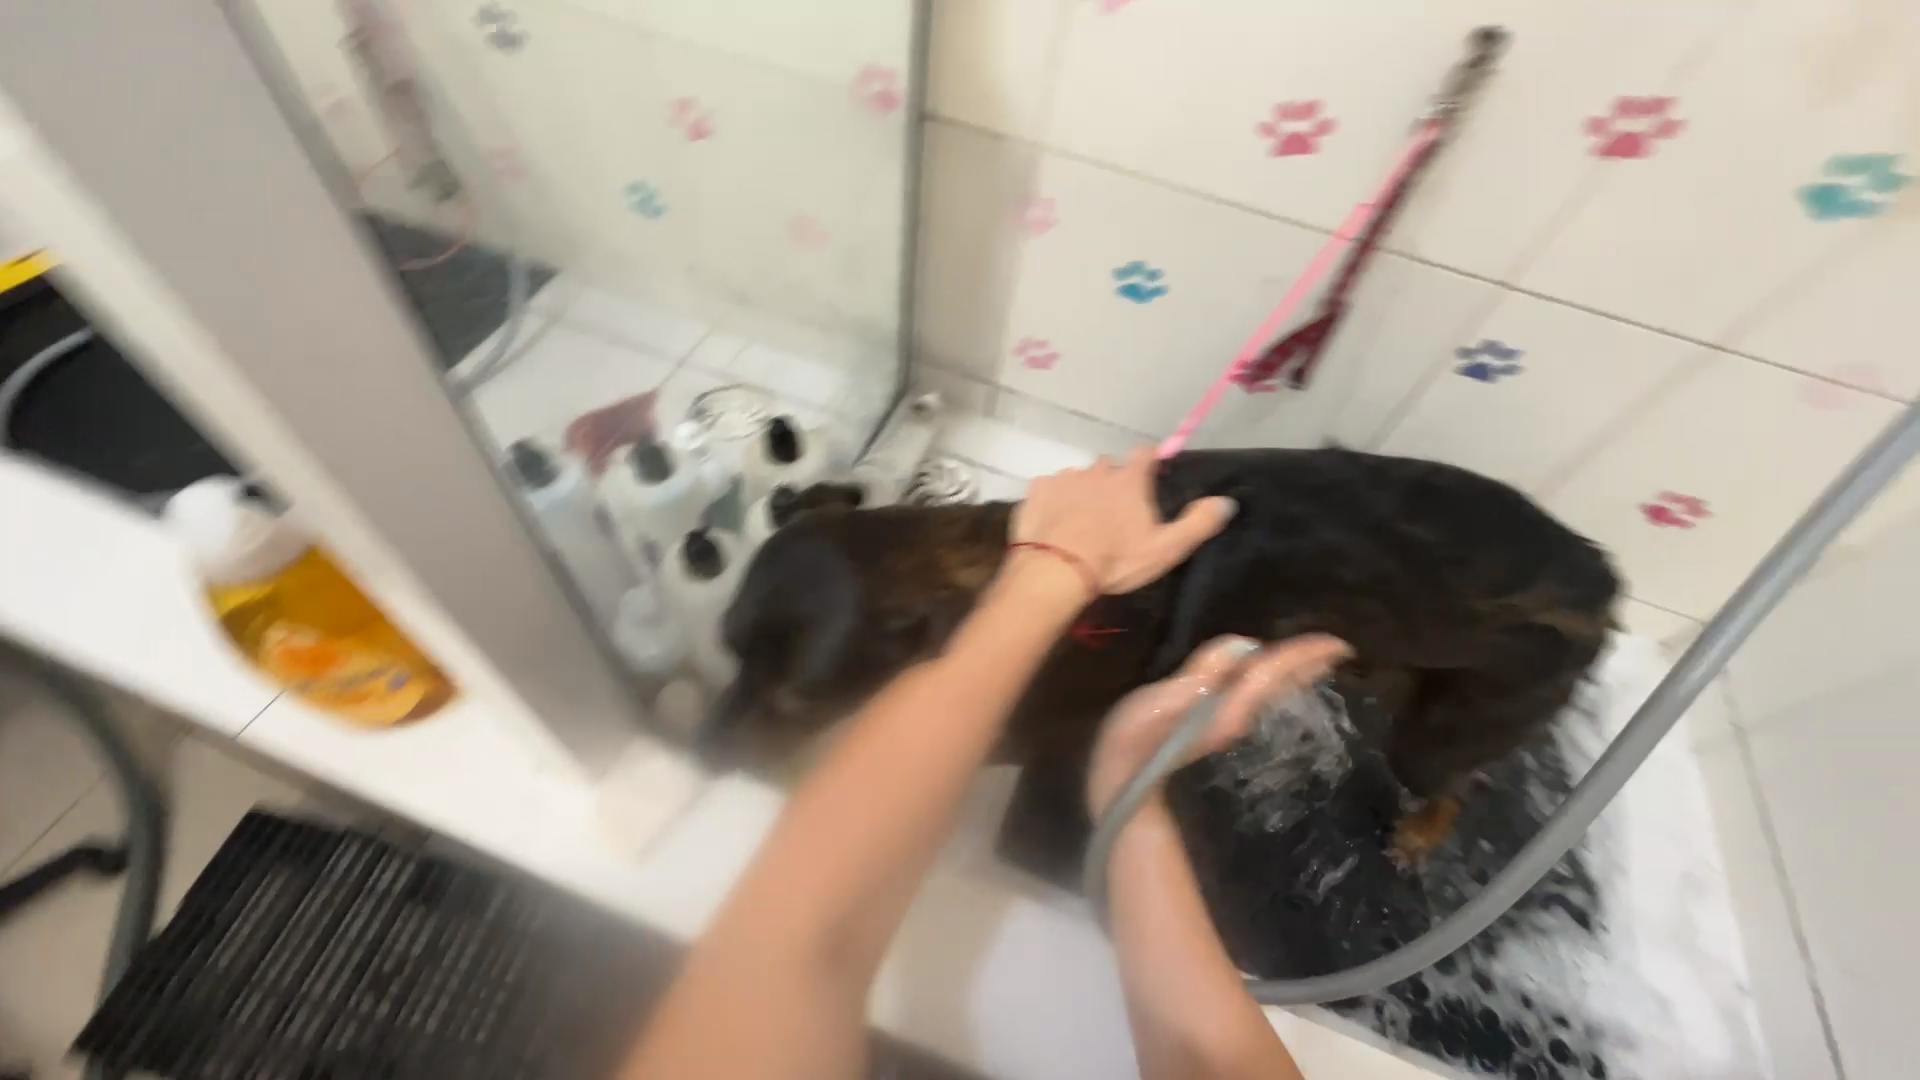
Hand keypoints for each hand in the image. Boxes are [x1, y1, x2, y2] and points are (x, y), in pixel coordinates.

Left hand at [1011, 447, 1237, 595]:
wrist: (1055, 571)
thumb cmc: (1115, 560)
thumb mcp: (1165, 548)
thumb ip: (1198, 523)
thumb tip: (1226, 502)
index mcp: (1129, 479)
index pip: (1145, 453)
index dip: (1150, 463)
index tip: (1151, 477)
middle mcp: (1097, 469)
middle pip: (1110, 467)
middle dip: (1113, 483)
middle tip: (1114, 514)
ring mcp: (1063, 478)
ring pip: (1078, 478)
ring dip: (1083, 493)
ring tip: (1082, 523)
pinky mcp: (1036, 491)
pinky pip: (1049, 489)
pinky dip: (1054, 501)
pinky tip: (1055, 523)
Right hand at [1086, 634, 1351, 817]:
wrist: (1127, 789)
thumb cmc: (1137, 743)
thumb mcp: (1159, 701)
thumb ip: (1201, 673)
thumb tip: (1243, 645)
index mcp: (1230, 705)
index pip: (1273, 673)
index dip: (1302, 655)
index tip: (1340, 643)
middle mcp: (1240, 716)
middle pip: (1282, 686)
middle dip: (1309, 667)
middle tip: (1339, 649)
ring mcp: (1230, 726)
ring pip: (1274, 695)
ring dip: (1295, 677)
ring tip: (1312, 663)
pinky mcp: (1218, 730)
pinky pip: (1258, 701)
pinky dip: (1274, 687)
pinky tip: (1272, 685)